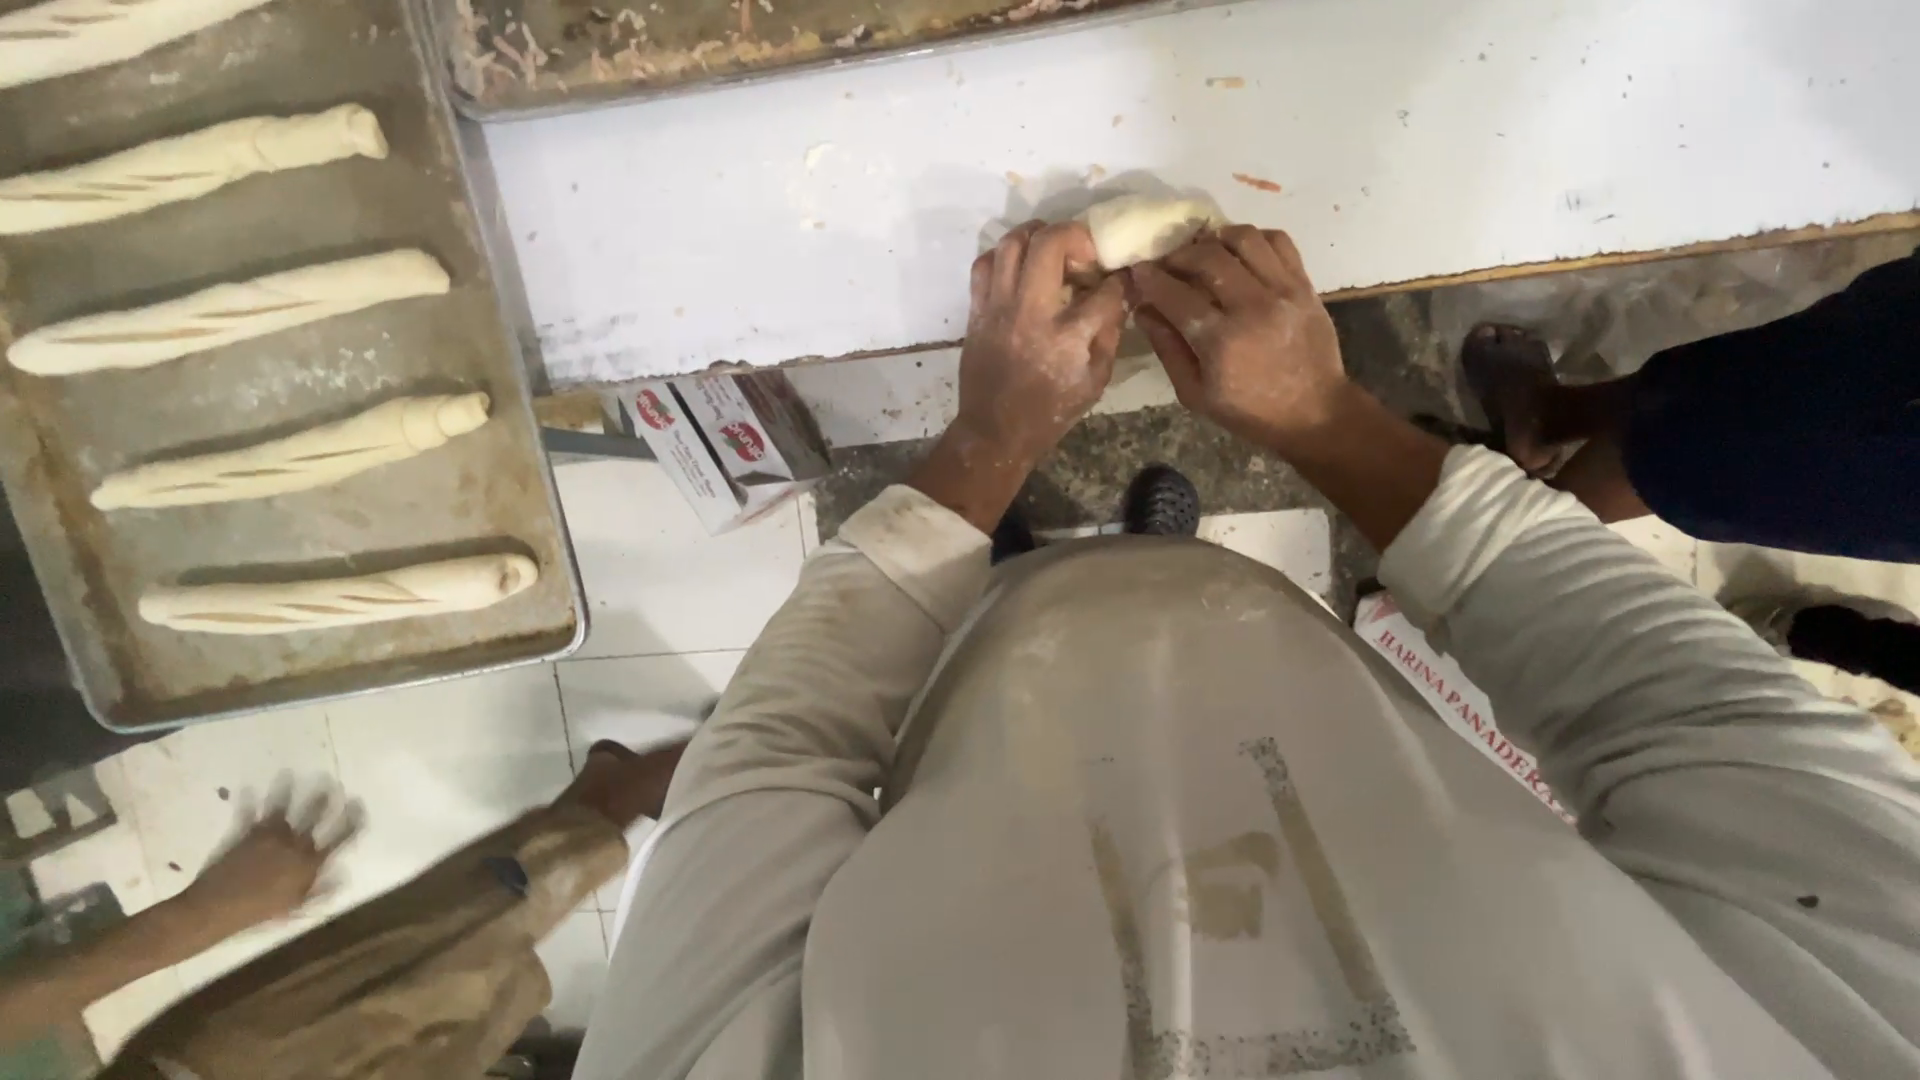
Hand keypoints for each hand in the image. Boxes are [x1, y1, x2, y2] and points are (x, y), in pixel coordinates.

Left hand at [181, 775, 363, 930]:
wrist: (209, 913)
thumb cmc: (255, 914)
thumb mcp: (293, 908)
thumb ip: (319, 890)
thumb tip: (344, 876)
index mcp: (310, 862)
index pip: (341, 836)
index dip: (353, 819)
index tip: (358, 804)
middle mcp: (295, 845)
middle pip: (316, 817)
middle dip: (326, 799)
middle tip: (331, 783)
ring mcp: (270, 838)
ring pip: (287, 809)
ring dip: (292, 791)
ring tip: (293, 774)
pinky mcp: (245, 836)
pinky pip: (250, 813)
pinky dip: (250, 800)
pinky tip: (249, 787)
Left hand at [954, 220, 1128, 461]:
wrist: (994, 432)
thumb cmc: (1050, 413)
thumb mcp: (1095, 382)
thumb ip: (1109, 335)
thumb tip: (1117, 298)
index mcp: (1066, 337)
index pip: (1104, 289)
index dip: (1120, 279)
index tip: (1122, 277)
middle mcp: (1030, 312)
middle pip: (1050, 242)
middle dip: (1076, 235)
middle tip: (1084, 253)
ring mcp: (998, 308)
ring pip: (1011, 243)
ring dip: (1036, 235)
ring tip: (1051, 249)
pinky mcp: (977, 312)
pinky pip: (984, 265)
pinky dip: (1003, 256)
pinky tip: (1019, 268)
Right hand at [1128, 225, 1351, 454]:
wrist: (1312, 412)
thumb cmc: (1247, 410)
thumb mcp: (1195, 393)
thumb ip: (1168, 349)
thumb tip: (1144, 311)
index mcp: (1221, 341)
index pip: (1176, 296)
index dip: (1151, 279)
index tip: (1137, 271)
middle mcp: (1252, 307)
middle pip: (1208, 257)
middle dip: (1178, 255)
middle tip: (1167, 264)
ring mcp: (1283, 291)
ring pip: (1244, 239)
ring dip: (1215, 240)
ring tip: (1202, 252)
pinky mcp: (1304, 284)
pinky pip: (1278, 241)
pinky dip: (1253, 239)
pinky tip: (1238, 254)